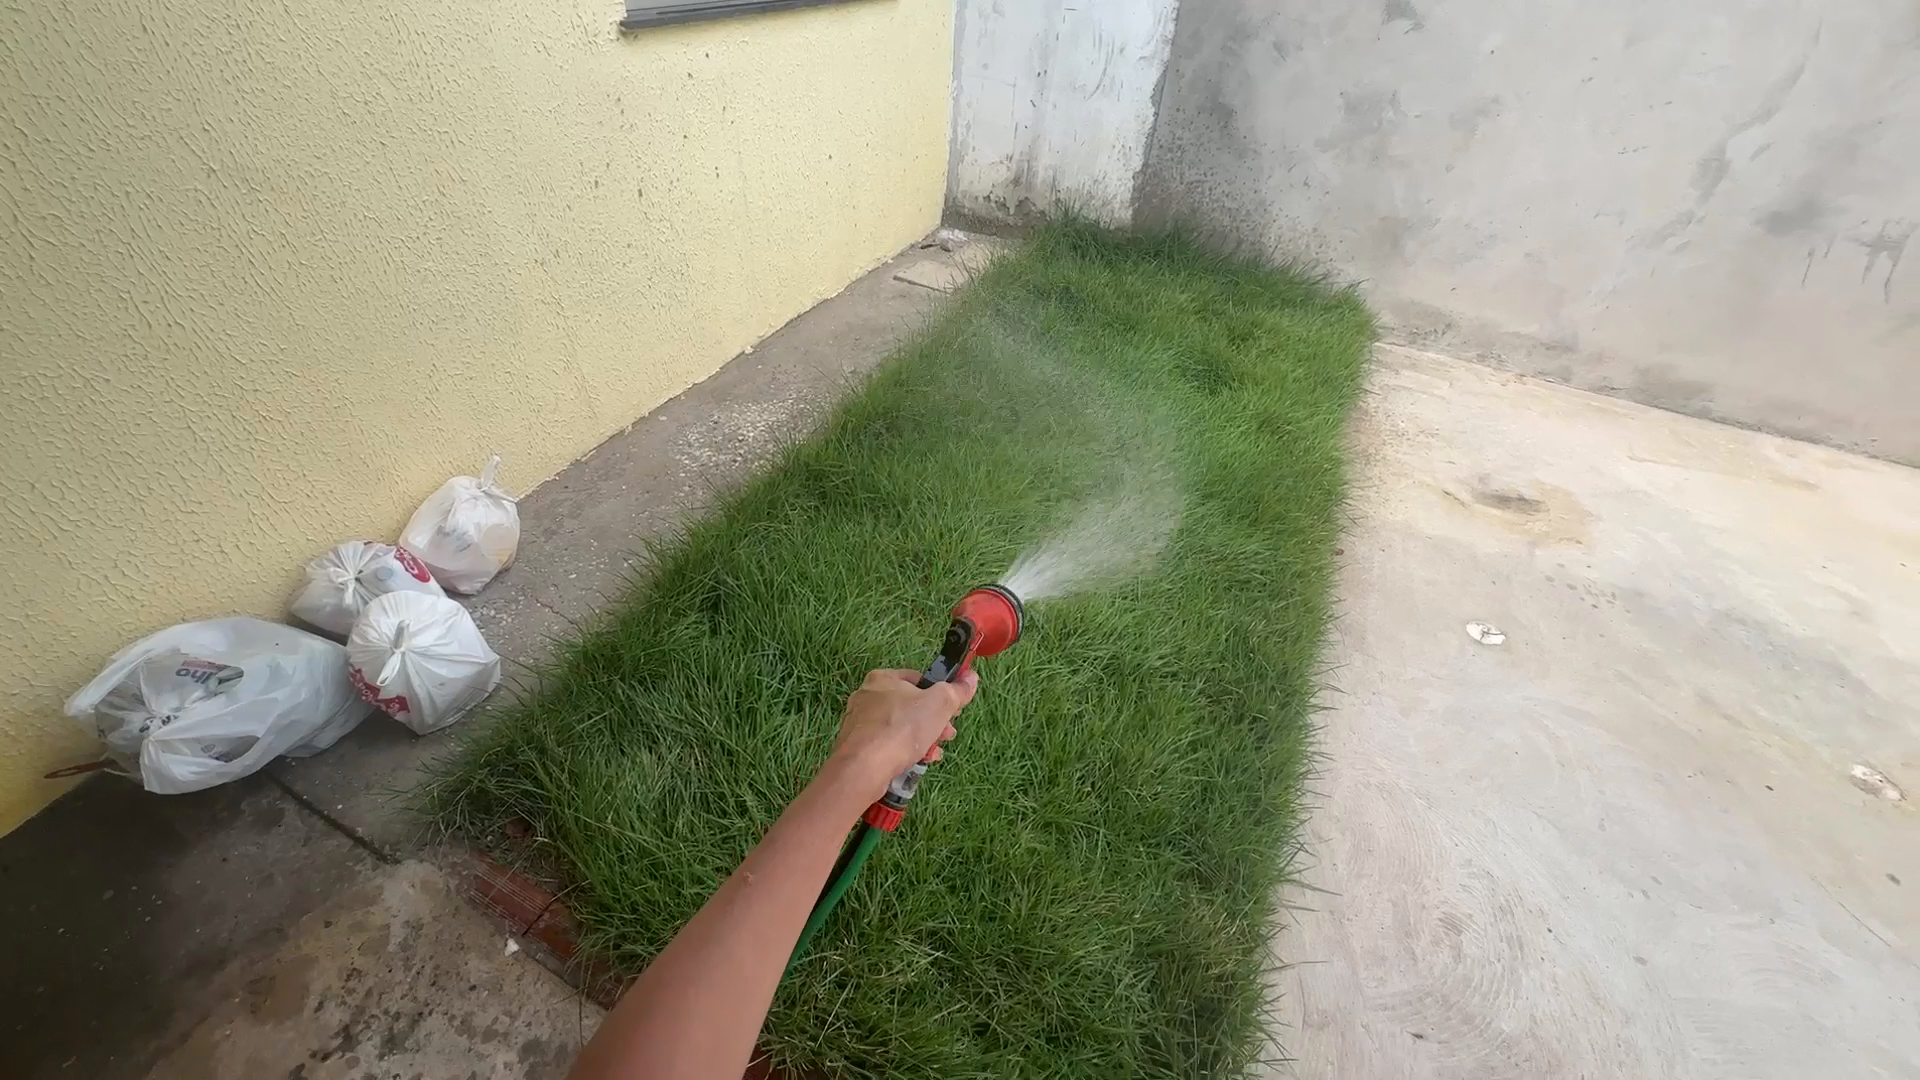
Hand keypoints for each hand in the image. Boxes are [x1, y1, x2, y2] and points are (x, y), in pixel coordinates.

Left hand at [829, 668, 977, 799]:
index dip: (939, 695)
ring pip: (899, 727)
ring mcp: (858, 721)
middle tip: (946, 735)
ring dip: (921, 738)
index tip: (952, 712)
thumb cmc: (902, 728)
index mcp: (883, 677)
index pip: (919, 679)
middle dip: (933, 721)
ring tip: (933, 753)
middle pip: (910, 705)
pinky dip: (902, 751)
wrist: (863, 768)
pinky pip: (886, 744)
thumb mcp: (939, 705)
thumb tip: (971, 678)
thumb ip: (957, 691)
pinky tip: (914, 762)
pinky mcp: (856, 745)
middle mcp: (867, 695)